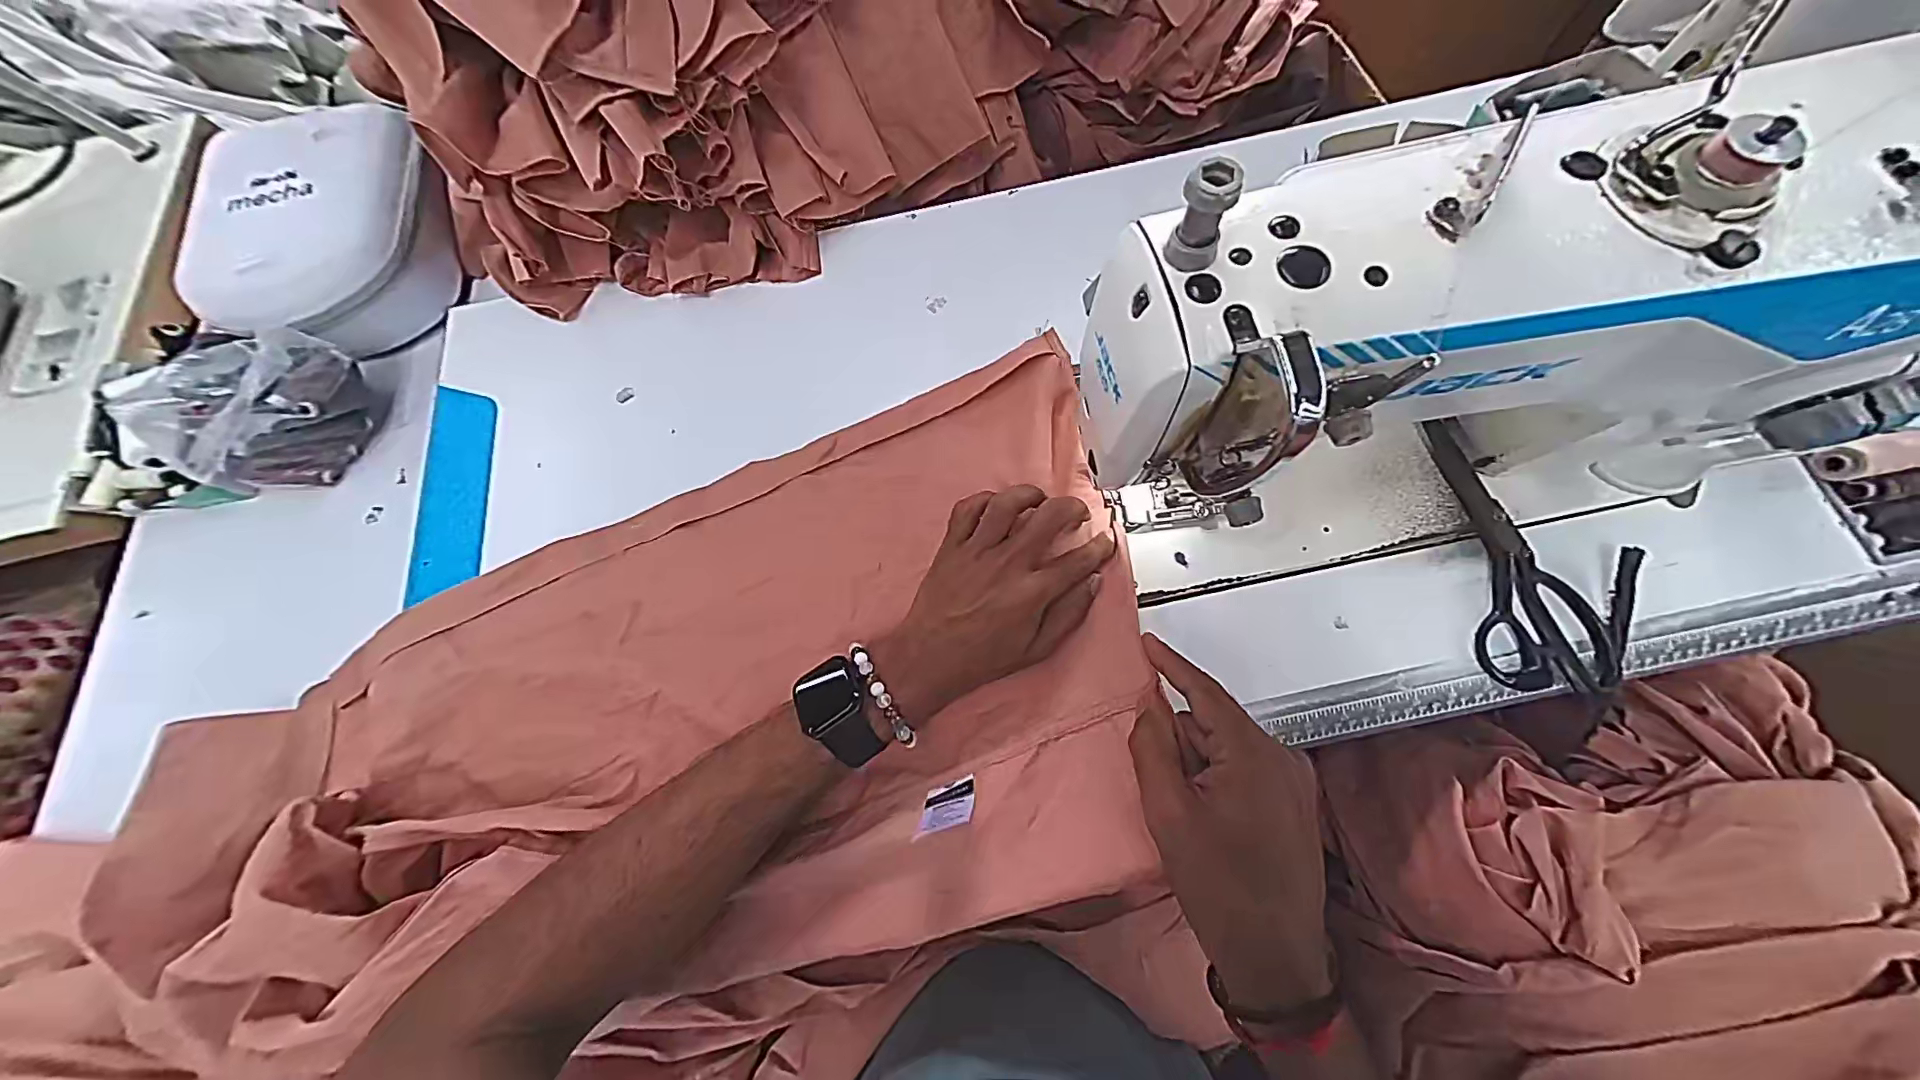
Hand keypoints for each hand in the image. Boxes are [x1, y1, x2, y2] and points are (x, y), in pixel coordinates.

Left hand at [873, 486, 1116, 724]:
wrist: (930, 657)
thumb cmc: (980, 657)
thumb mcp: (1036, 649)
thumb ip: (1069, 615)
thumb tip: (1090, 585)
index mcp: (1031, 592)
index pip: (1078, 559)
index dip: (1099, 547)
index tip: (1103, 542)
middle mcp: (1007, 565)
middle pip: (1049, 517)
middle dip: (1072, 508)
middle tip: (1076, 514)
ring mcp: (977, 551)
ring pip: (1008, 503)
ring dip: (1030, 496)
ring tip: (1039, 502)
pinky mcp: (952, 547)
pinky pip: (968, 509)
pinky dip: (985, 500)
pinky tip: (996, 507)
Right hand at [1130, 633, 1331, 1011]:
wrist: (1275, 956)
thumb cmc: (1220, 887)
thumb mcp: (1169, 815)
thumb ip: (1152, 750)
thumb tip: (1150, 709)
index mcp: (1252, 754)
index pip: (1205, 693)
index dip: (1172, 665)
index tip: (1148, 642)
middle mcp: (1280, 758)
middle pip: (1214, 723)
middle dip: (1178, 736)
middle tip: (1153, 771)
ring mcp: (1291, 781)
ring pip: (1227, 747)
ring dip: (1195, 761)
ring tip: (1179, 807)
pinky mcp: (1293, 802)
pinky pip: (1243, 767)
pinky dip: (1214, 774)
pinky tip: (1200, 811)